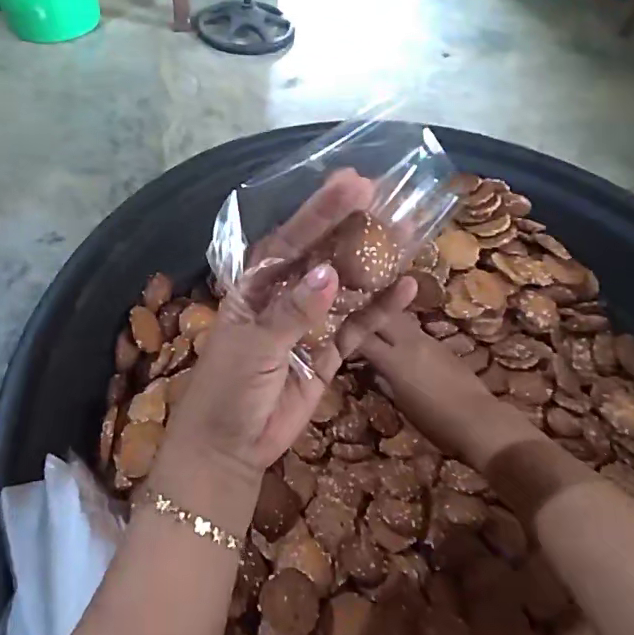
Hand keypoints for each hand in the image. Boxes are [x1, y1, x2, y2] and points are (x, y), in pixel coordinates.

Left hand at [159, 171, 416, 486]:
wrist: (229, 449)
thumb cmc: (227, 391)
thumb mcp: (254, 347)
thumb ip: (292, 312)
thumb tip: (329, 273)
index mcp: (255, 288)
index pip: (289, 241)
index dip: (319, 212)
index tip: (351, 184)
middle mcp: (285, 298)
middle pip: (322, 255)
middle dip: (349, 226)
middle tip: (382, 193)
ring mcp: (309, 325)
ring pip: (346, 288)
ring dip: (372, 263)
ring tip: (406, 232)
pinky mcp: (328, 354)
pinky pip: (357, 327)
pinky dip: (380, 310)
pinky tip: (405, 288)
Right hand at [345, 307, 535, 465]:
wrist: (480, 421)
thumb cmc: (437, 423)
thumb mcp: (402, 405)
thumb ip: (383, 381)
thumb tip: (369, 367)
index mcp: (395, 360)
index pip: (360, 337)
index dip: (344, 334)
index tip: (332, 334)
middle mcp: (409, 342)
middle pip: (379, 316)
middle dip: (362, 316)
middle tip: (346, 320)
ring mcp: (427, 340)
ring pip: (398, 318)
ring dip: (381, 318)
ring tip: (367, 323)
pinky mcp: (440, 344)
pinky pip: (413, 329)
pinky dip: (398, 329)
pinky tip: (393, 339)